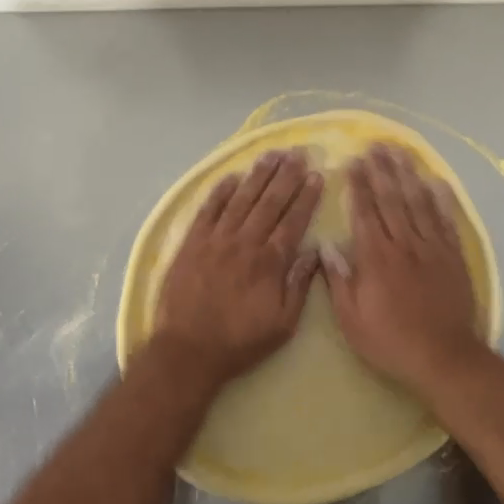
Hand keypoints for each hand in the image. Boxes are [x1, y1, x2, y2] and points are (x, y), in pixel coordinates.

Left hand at [151, 149, 323, 388]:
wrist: (187, 350)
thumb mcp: (283, 324)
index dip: (306, 197)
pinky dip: (220, 192)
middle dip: (286, 176)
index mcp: (270, 262)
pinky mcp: (191, 244)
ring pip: (241, 199)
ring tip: (271, 155)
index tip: (315, 176)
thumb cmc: (240, 342)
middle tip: (297, 153)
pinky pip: (208, 210)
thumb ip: (299, 286)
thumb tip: (314, 253)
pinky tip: (231, 176)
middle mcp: (245, 243)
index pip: (293, 220)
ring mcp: (216, 240)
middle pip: (269, 202)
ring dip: (257, 175)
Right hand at [322, 143, 485, 390]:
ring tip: (401, 152)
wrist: (443, 356)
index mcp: (376, 258)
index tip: (353, 162)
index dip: (358, 186)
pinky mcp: (453, 257)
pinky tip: (436, 181)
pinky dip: (441, 200)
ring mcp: (432, 248)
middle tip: (376, 146)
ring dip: (408, 175)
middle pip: (392, 199)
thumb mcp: (351, 320)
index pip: (364, 213)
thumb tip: (326, 246)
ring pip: (418, 203)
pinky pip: (446, 221)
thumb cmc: (390, 341)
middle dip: (382, 170)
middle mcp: (404, 244)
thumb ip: (339, 280)